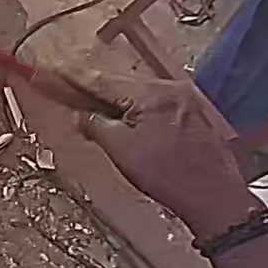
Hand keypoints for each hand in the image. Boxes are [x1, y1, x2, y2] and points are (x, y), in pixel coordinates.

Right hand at [60, 68, 263, 241]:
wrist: (216, 200)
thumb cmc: (165, 174)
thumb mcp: (119, 148)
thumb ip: (94, 124)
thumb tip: (81, 115)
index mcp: (152, 94)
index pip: (102, 81)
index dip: (72, 76)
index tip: (52, 68)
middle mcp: (171, 90)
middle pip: (120, 85)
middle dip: (91, 88)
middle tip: (64, 86)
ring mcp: (185, 102)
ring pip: (136, 95)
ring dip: (111, 101)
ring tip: (87, 105)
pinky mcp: (192, 117)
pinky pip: (152, 105)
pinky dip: (131, 110)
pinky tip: (118, 118)